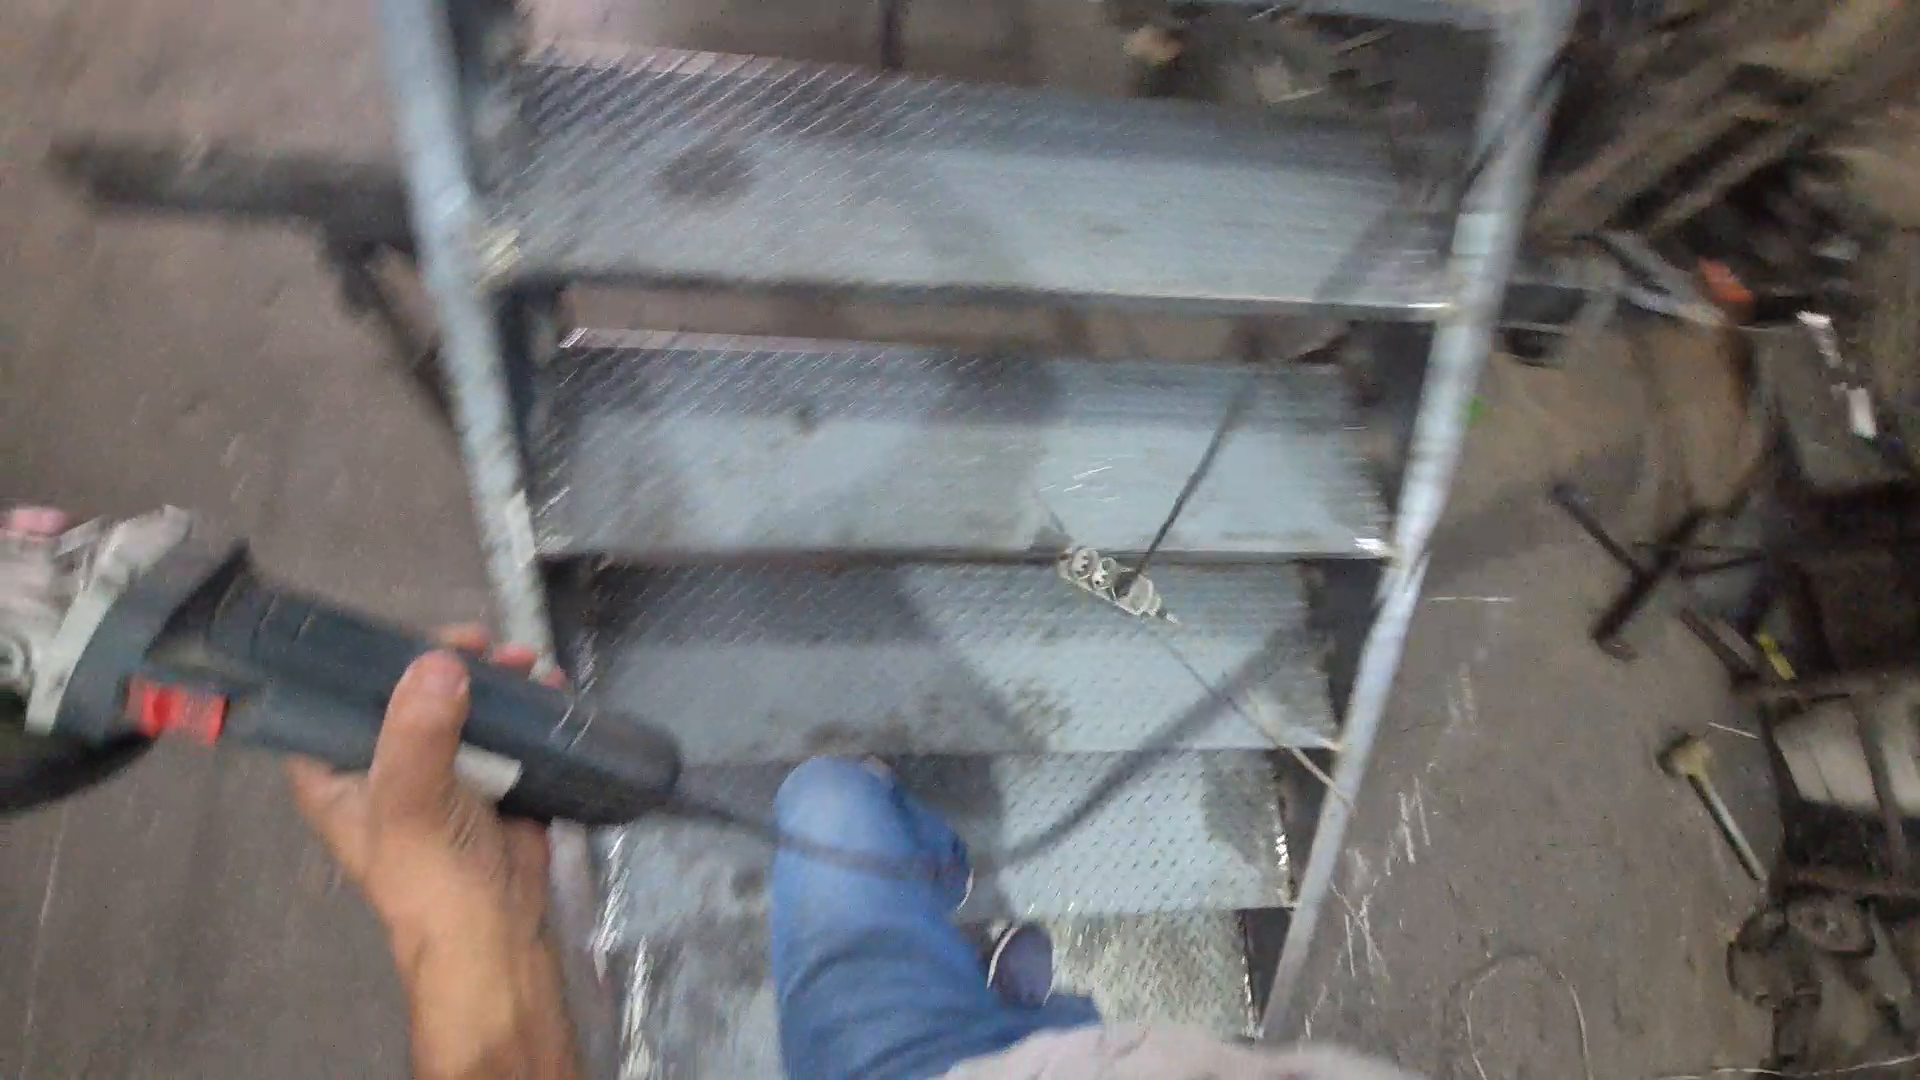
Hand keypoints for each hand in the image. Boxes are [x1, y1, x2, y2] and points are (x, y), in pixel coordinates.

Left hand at [286, 626, 581, 1079]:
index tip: (430, 639)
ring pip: (466, 703)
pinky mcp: (495, 774)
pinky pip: (506, 725)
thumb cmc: (433, 870)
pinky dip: (527, 702)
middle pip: (416, 691)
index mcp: (342, 770)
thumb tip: (440, 660)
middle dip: (456, 662)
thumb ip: (419, 733)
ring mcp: (447, 768)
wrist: (496, 922)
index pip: (343, 697)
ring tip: (530, 664)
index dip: (379, 659)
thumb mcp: (413, 801)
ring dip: (498, 678)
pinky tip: (550, 687)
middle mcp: (389, 762)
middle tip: (491, 645)